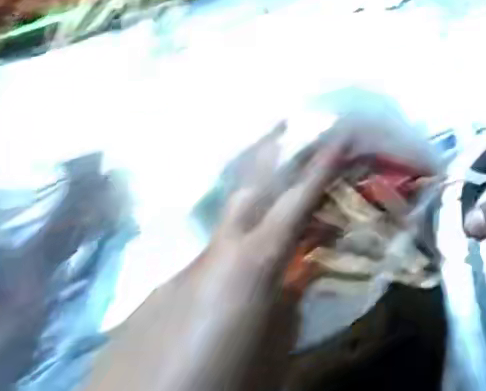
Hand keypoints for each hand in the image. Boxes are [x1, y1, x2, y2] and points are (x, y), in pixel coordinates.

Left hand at [84, 130, 346, 390]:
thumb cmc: (224, 381)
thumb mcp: (277, 345)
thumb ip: (291, 301)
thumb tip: (300, 274)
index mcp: (255, 260)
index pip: (298, 199)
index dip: (323, 164)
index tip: (343, 130)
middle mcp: (215, 256)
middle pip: (247, 191)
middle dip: (269, 153)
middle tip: (287, 121)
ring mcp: (173, 277)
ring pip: (219, 235)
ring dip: (245, 217)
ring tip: (266, 215)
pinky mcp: (142, 307)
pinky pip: (194, 273)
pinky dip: (216, 267)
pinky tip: (216, 292)